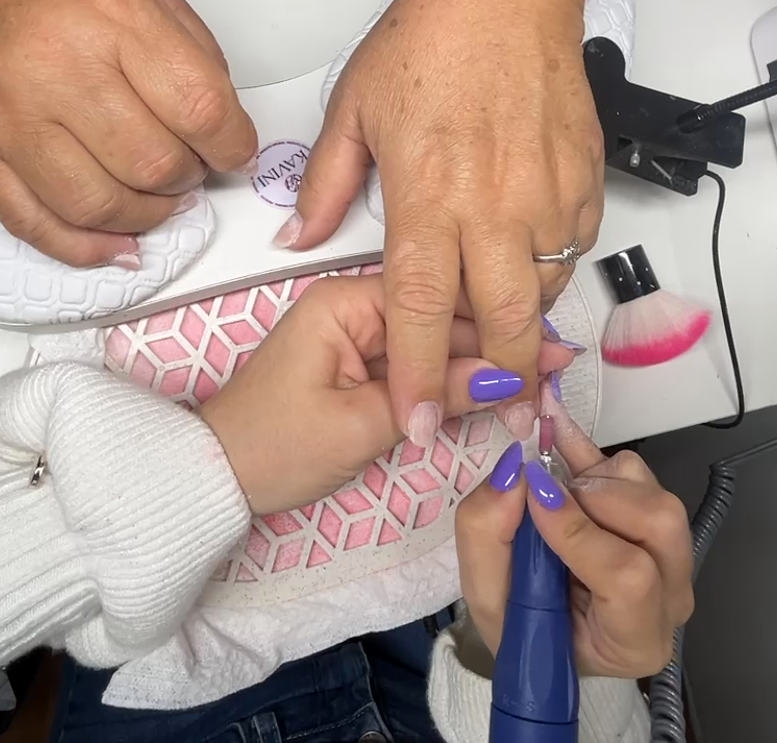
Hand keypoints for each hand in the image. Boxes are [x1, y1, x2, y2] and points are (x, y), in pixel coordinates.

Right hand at [0, 0, 257, 266]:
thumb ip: (195, 57)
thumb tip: (226, 134)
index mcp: (113, 16)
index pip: (199, 109)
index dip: (232, 145)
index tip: (236, 151)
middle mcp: (55, 67)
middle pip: (152, 164)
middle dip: (190, 178)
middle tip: (191, 167)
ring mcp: (6, 115)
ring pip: (97, 206)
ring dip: (147, 216)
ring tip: (158, 198)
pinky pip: (32, 222)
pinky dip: (84, 247)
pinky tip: (117, 244)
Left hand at [196, 275, 577, 514]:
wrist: (217, 474)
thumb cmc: (277, 446)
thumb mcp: (361, 424)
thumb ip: (436, 397)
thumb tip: (506, 379)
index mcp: (348, 301)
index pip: (437, 304)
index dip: (495, 331)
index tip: (549, 353)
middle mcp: (357, 303)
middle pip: (440, 318)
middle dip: (495, 348)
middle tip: (558, 369)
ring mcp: (359, 329)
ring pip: (433, 340)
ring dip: (479, 364)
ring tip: (541, 379)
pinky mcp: (360, 357)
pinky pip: (417, 359)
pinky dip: (451, 376)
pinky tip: (494, 385)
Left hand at [289, 0, 603, 441]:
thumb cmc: (429, 42)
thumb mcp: (354, 108)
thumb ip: (325, 185)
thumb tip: (298, 238)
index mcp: (429, 196)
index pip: (420, 310)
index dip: (418, 380)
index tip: (418, 428)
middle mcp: (494, 207)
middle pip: (502, 326)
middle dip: (497, 384)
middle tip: (489, 411)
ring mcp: (548, 196)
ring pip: (543, 294)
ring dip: (519, 322)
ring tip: (499, 326)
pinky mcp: (585, 181)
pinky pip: (573, 252)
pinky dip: (549, 271)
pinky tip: (524, 259)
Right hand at [455, 398, 694, 676]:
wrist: (544, 620)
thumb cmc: (520, 622)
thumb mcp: (485, 594)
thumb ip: (487, 533)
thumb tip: (513, 471)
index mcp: (633, 640)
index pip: (629, 578)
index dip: (578, 530)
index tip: (533, 495)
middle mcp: (669, 598)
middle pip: (659, 524)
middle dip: (593, 495)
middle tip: (546, 491)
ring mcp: (674, 558)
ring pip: (655, 495)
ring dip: (597, 477)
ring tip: (555, 485)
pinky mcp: (658, 518)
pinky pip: (639, 474)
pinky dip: (594, 458)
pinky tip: (561, 456)